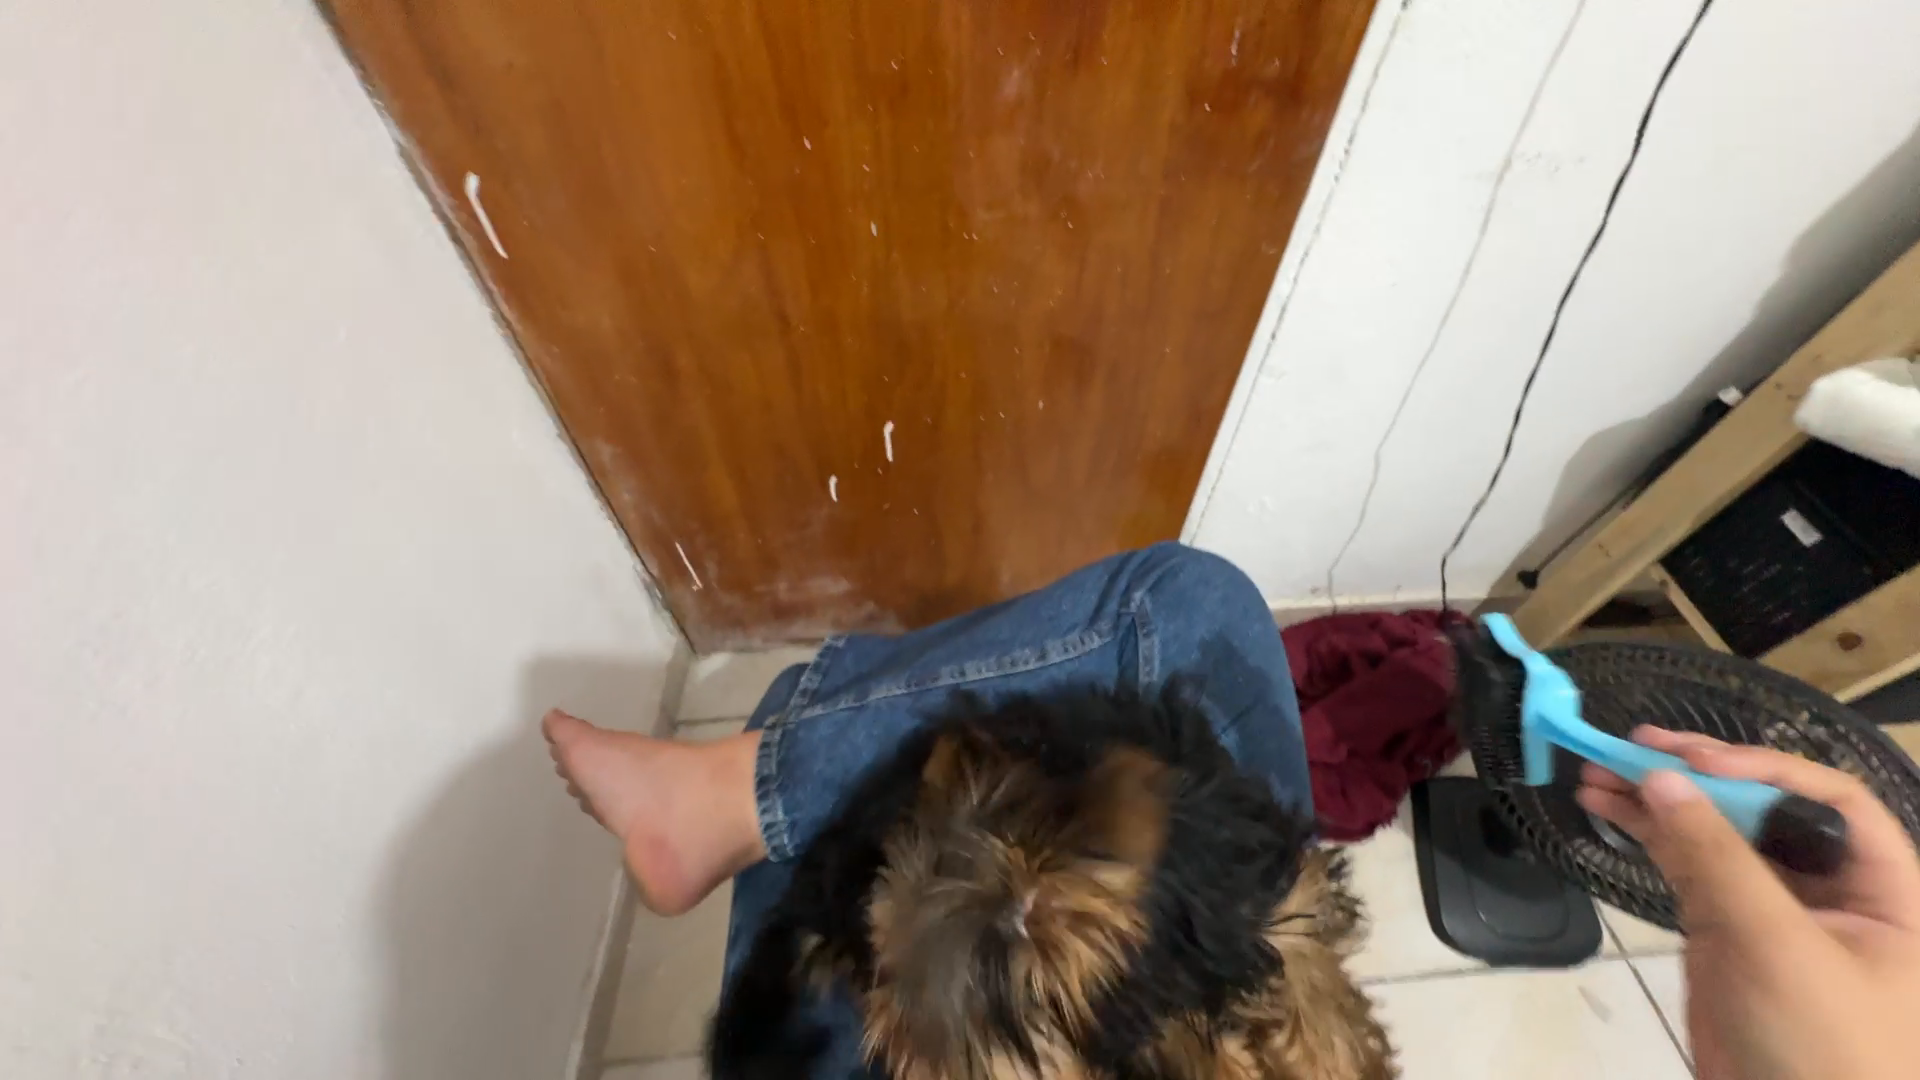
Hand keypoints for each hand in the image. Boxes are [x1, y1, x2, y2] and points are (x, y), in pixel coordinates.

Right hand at [1577, 727, 1919, 1079]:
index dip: (1762, 767)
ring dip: (1653, 797)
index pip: (1833, 802)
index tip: (1686, 757)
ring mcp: (1771, 905)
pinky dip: (1641, 828)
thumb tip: (1660, 777)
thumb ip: (1717, 857)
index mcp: (1884, 896)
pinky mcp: (1721, 920)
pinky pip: (1682, 858)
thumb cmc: (1821, 1041)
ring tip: (1592, 771)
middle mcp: (1829, 890)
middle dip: (1692, 775)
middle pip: (1762, 809)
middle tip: (1626, 747)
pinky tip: (1603, 807)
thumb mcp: (1774, 944)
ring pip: (1712, 829)